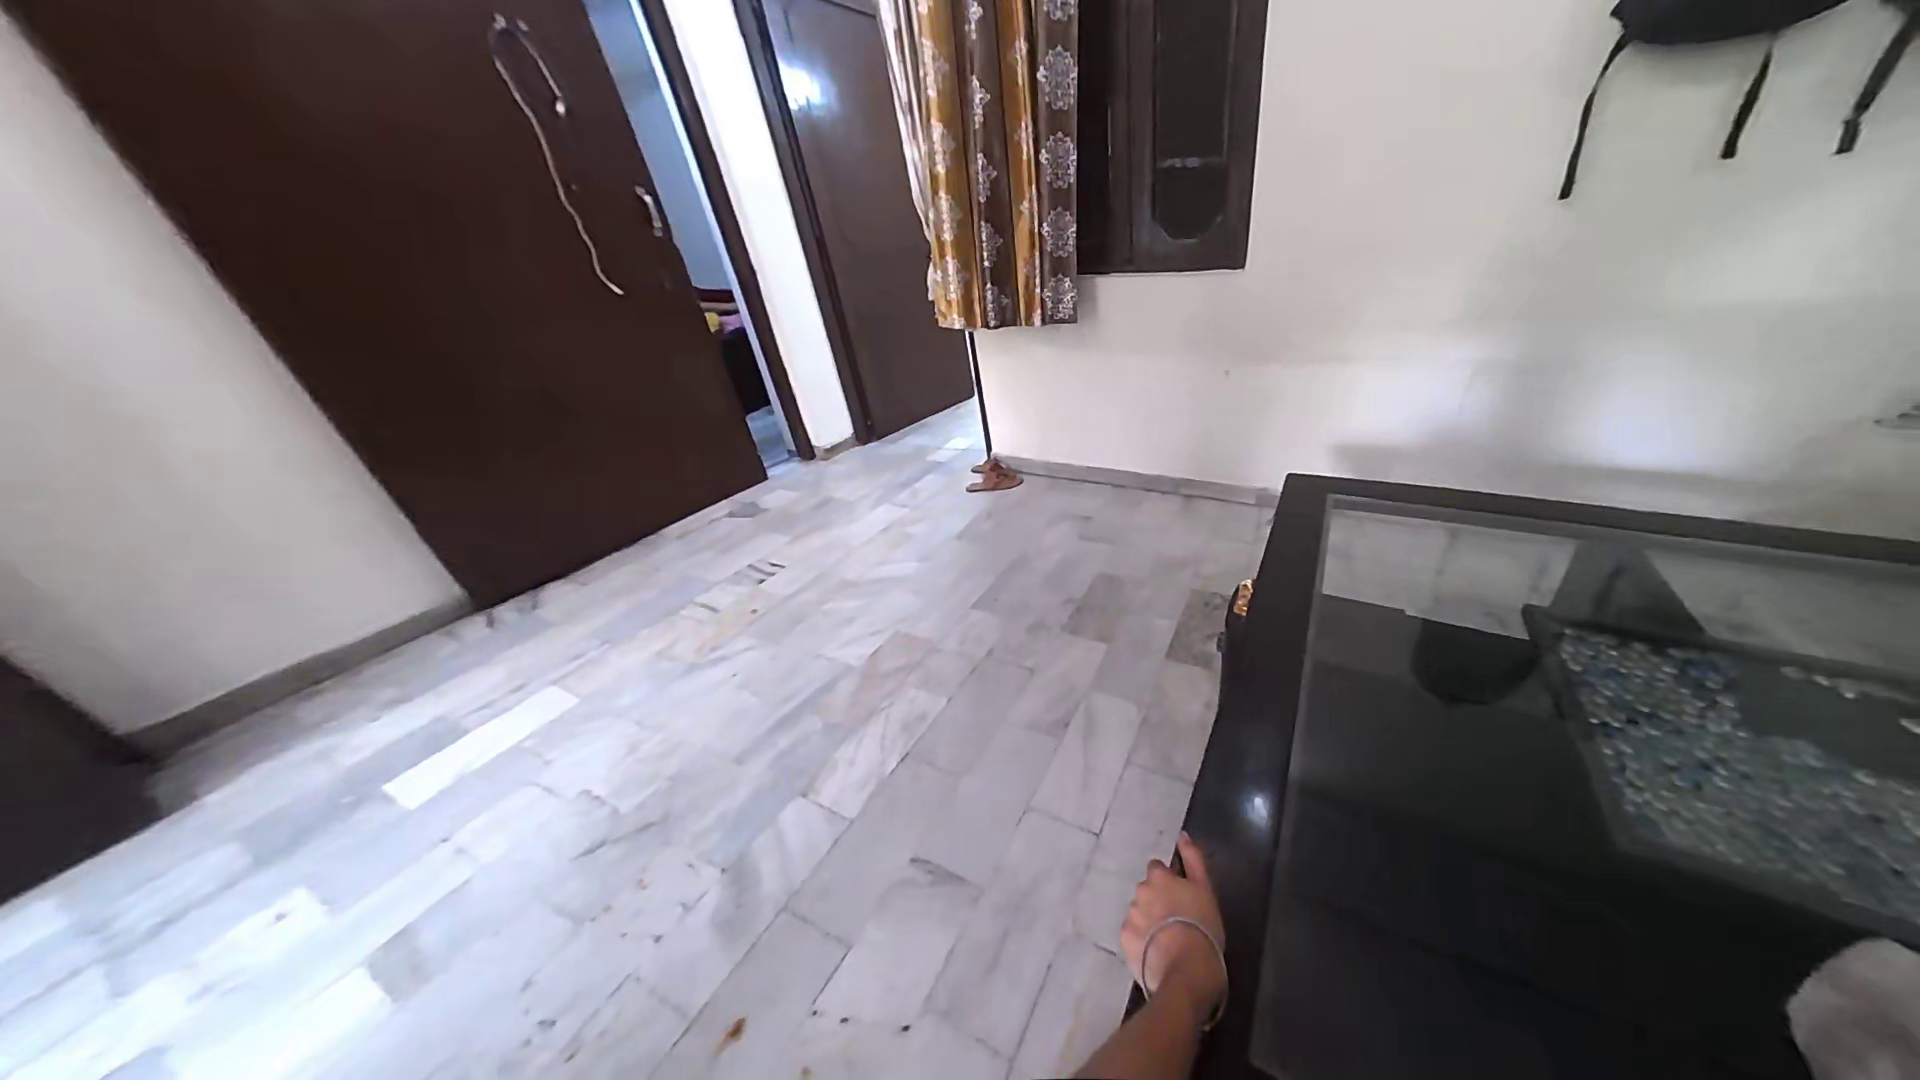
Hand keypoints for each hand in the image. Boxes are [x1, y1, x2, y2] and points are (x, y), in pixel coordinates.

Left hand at [1120, 832, 1225, 1024]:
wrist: (1186, 970)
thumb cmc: (1202, 927)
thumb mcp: (1206, 890)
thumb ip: (1193, 859)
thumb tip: (1182, 836)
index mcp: (1158, 877)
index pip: (1158, 870)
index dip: (1169, 883)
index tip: (1180, 898)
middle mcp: (1140, 891)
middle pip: (1147, 891)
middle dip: (1157, 901)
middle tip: (1177, 921)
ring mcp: (1130, 914)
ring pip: (1139, 912)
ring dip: (1149, 920)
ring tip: (1169, 941)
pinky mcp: (1124, 938)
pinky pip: (1133, 934)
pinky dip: (1142, 940)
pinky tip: (1157, 953)